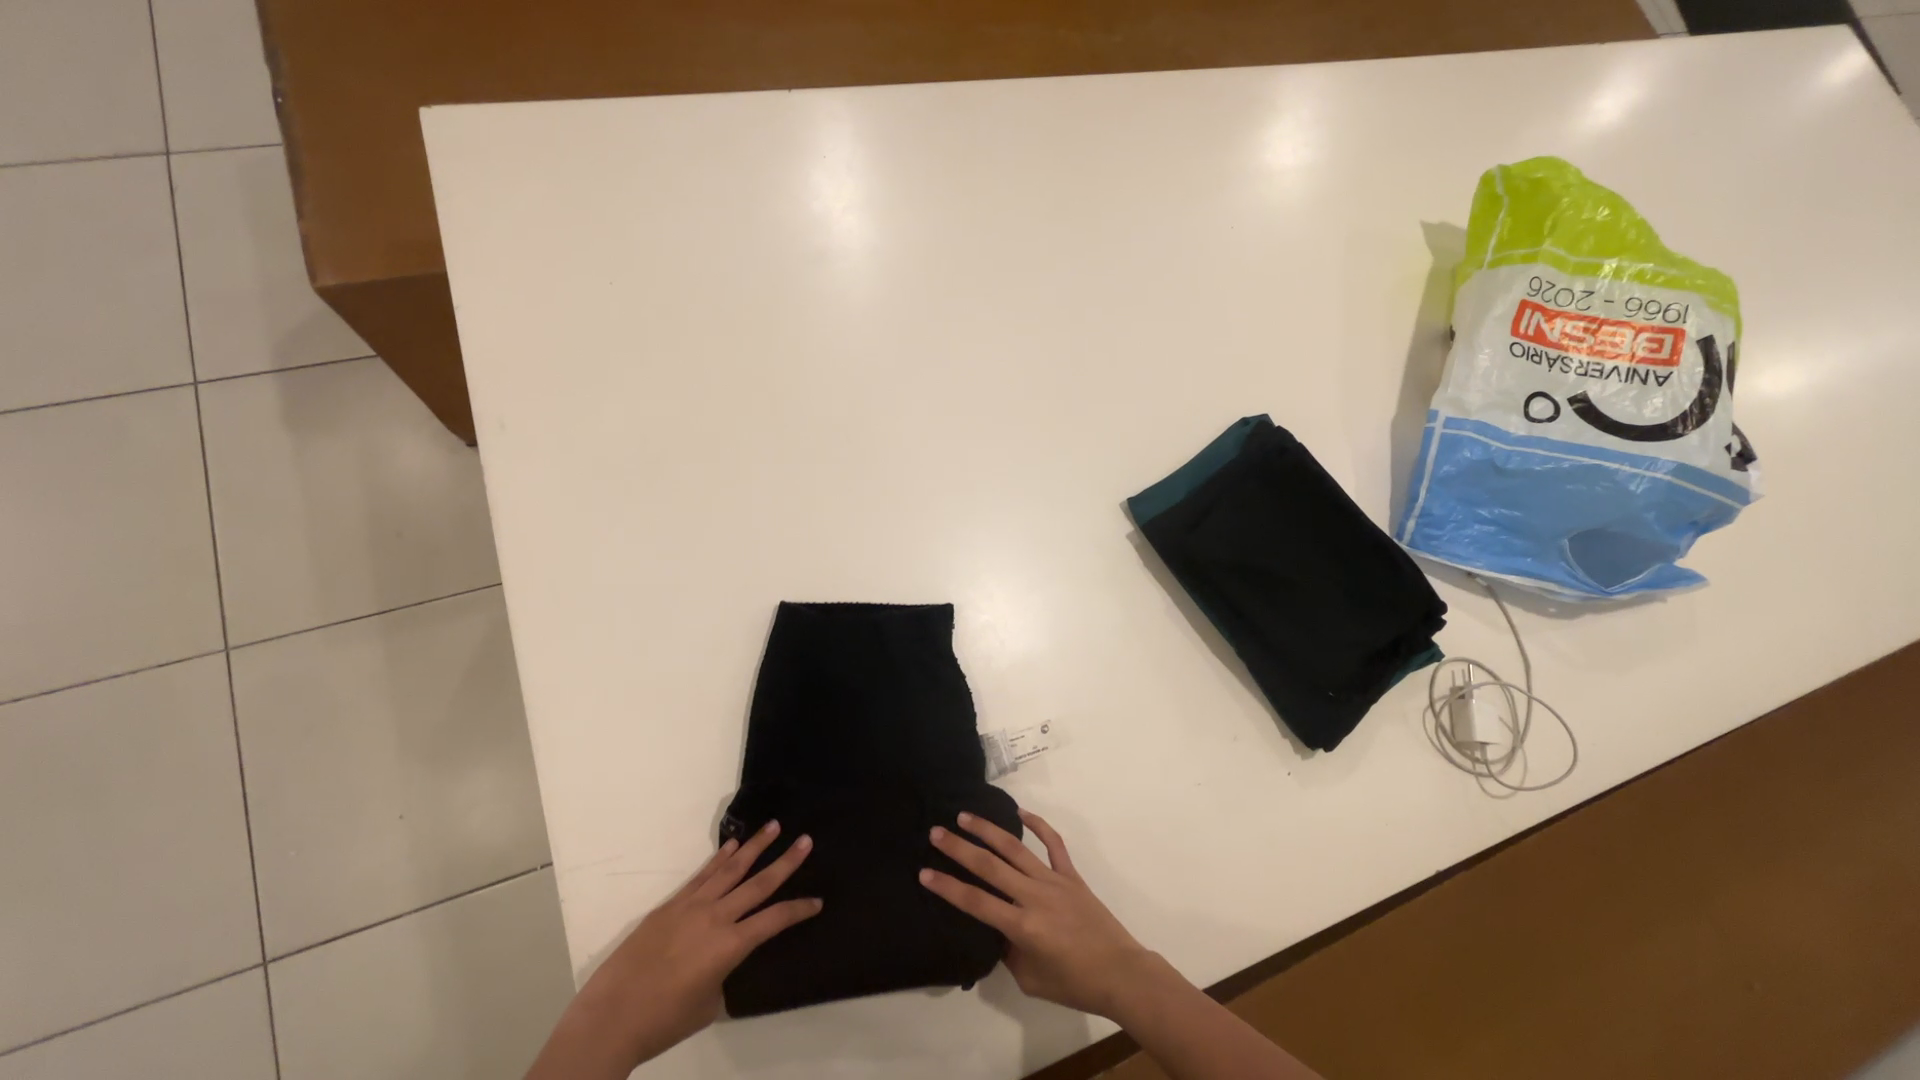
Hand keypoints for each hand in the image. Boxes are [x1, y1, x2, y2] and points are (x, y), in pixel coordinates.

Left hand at [525, 822, 820, 1078]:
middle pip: (758, 884)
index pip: (775, 920)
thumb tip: (725, 959)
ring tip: (773, 826)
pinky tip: (732, 847)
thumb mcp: (710, 1003)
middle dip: (785, 862)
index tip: (818, 901)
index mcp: (730, 946)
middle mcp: (715, 918)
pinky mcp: (669, 906)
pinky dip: (718, 859)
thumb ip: (724, 975)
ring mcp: (690, 908)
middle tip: (805, 840)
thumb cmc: (664, 1020)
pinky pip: (701, 876)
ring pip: (730, 870)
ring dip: (754, 847)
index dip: (799, 909)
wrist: (611, 1017)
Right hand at [920, 808, 1161, 1018]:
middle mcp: (1034, 897)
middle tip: (936, 832)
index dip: (947, 887)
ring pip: (1016, 848)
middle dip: (959, 848)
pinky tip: (1021, 811)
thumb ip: (1008, 951)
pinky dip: (1038, 825)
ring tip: (965, 815)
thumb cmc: (1075, 984)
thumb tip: (997, 930)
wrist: (1121, 974)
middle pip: (990, 867)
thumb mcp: (1030, 979)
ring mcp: (1054, 882)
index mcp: (1022, 926)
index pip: (975, 903)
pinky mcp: (1072, 877)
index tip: (924, 872)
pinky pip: (1054, 845)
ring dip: (988, 830)